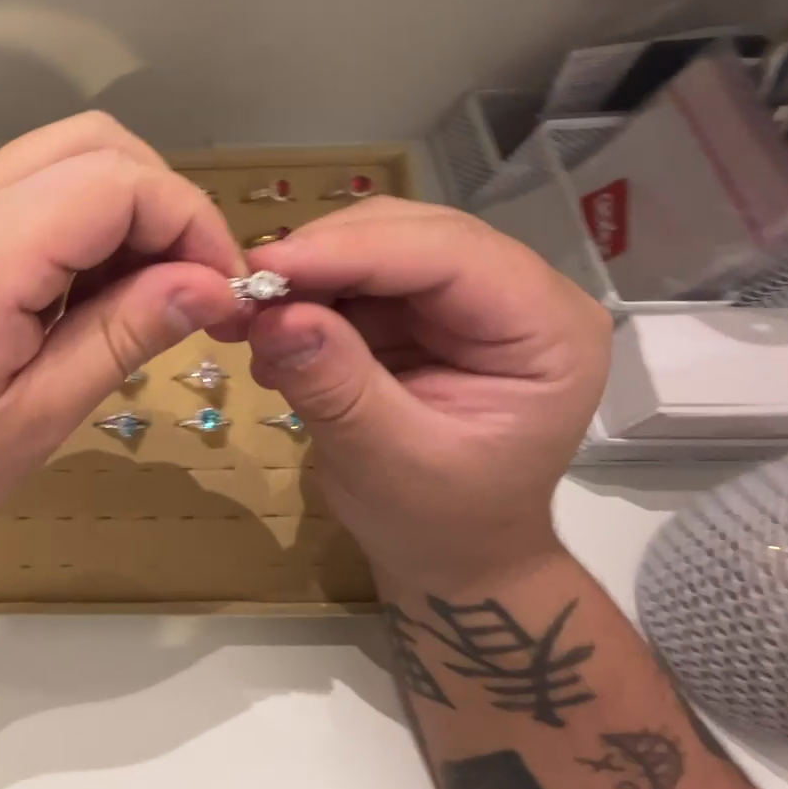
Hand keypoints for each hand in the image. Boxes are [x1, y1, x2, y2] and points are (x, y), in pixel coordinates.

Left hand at [0, 112, 251, 568]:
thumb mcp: (39, 415)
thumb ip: (124, 334)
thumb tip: (211, 284)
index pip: (117, 182)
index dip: (189, 221)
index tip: (221, 291)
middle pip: (92, 145)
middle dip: (159, 200)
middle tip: (184, 284)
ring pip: (58, 158)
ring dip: (119, 205)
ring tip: (140, 290)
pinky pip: (25, 192)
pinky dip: (76, 218)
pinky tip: (86, 288)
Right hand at [240, 198, 610, 596]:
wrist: (447, 554)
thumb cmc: (436, 520)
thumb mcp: (385, 460)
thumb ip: (335, 385)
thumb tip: (272, 317)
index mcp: (545, 330)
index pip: (451, 257)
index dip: (353, 251)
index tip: (263, 268)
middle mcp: (515, 297)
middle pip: (412, 234)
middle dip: (322, 256)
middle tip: (241, 293)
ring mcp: (463, 302)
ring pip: (374, 248)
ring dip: (303, 276)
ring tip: (245, 321)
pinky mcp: (417, 315)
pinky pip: (350, 282)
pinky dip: (302, 300)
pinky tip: (269, 338)